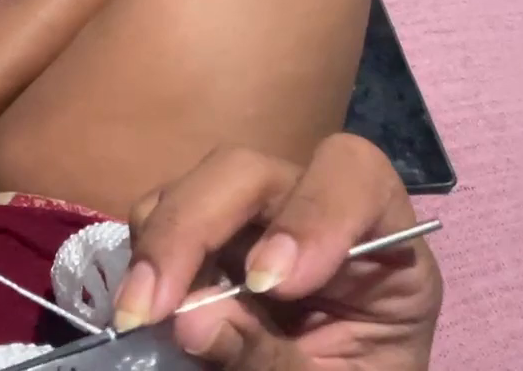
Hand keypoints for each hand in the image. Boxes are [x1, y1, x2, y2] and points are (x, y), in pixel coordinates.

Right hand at [116, 135, 441, 369]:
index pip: (355, 176)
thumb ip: (273, 364)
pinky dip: (144, 253)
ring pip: (193, 184)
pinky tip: (143, 305)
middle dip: (193, 229)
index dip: (313, 214)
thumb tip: (188, 319)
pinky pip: (159, 212)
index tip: (269, 284)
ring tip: (140, 313)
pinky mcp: (203, 231)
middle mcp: (309, 208)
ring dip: (160, 243)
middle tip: (154, 305)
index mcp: (381, 245)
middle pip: (247, 171)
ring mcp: (251, 215)